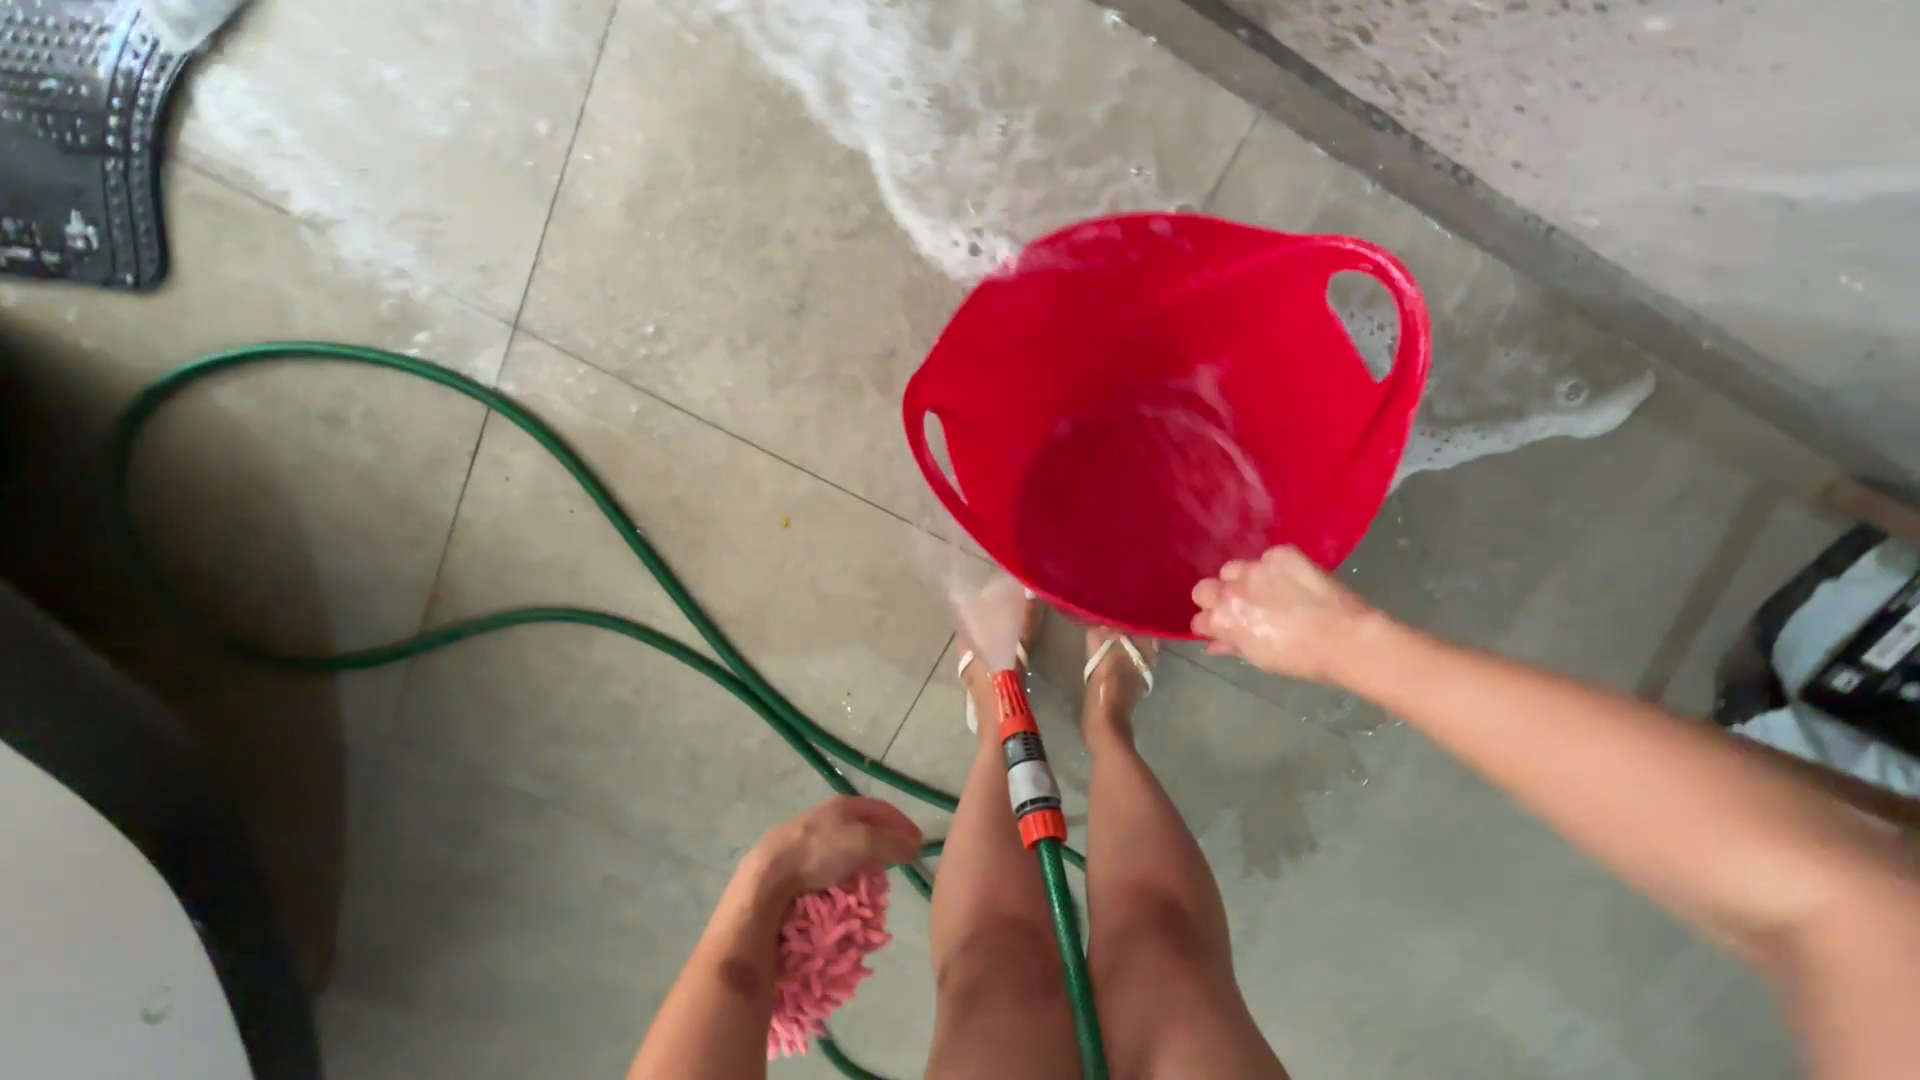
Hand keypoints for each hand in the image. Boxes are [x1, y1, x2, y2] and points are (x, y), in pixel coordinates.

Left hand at [748, 796, 923, 897]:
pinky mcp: (793, 859)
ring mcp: (807, 836)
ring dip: (864, 858)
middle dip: (884, 841)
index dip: (903, 823)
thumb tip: (916, 843)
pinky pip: (828, 862)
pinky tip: (844, 885)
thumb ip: (891, 842)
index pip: (883, 808)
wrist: (767, 876)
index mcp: (843, 804)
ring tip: (874, 878)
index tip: (918, 842)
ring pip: (845, 844)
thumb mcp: (863, 843)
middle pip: (865, 825)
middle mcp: (825, 815)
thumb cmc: (818, 853)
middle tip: (899, 860)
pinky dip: (843, 871)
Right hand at [1190, 545, 1378, 682]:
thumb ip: (1231, 646)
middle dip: (1216, 598)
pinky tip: (1292, 582)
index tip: (1224, 629)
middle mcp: (1231, 591)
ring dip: (1242, 580)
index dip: (1211, 624)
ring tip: (1266, 591)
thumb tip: (1213, 642)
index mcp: (1222, 620)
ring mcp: (1255, 569)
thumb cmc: (1299, 658)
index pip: (1200, 618)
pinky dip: (1274, 569)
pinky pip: (1267, 558)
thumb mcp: (1259, 658)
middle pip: (1204, 588)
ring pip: (1233, 569)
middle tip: (1240, 608)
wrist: (1344, 638)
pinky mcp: (1280, 555)